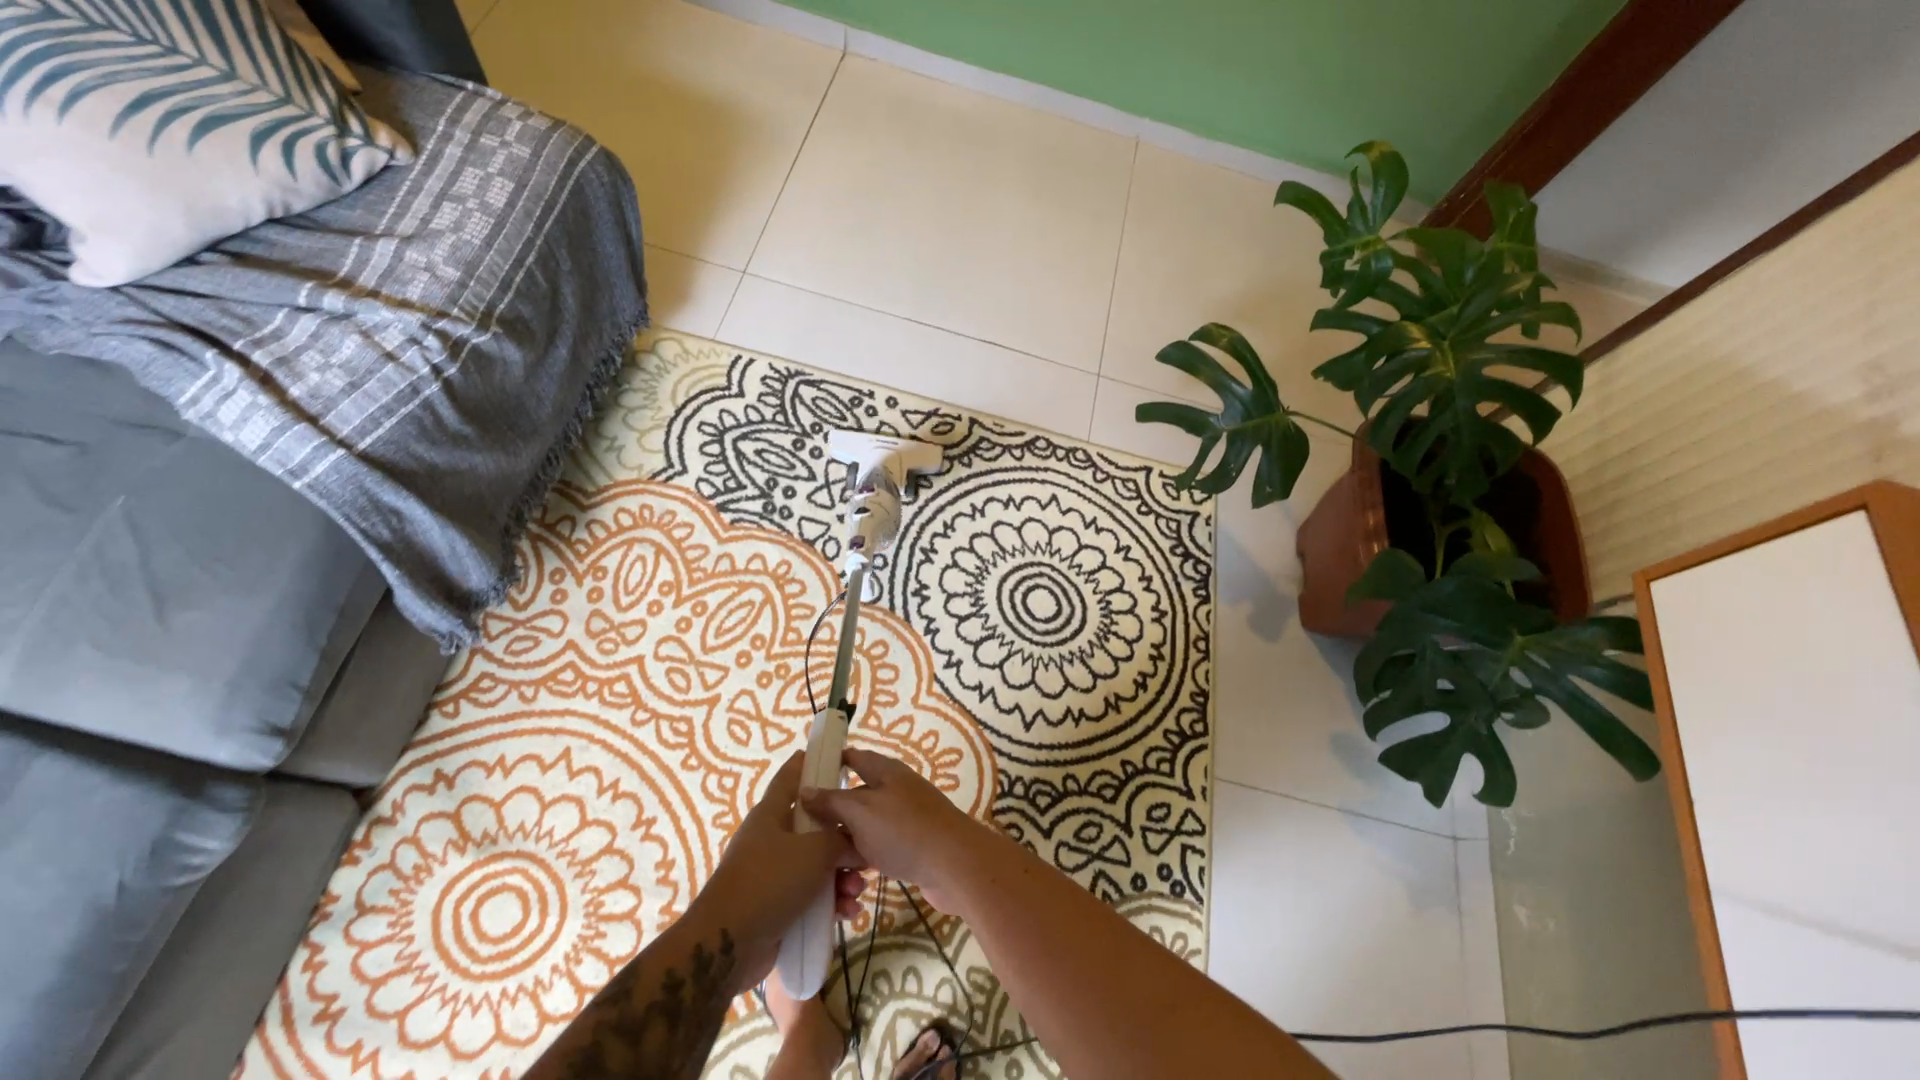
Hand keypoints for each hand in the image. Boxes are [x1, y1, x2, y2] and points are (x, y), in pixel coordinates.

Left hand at [695, 751, 867, 993]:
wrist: (729, 944)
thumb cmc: (769, 882)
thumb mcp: (814, 851)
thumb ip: (840, 840)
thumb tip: (855, 844)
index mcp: (772, 815)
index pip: (791, 777)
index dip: (811, 764)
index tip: (837, 758)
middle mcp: (772, 839)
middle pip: (815, 827)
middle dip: (845, 841)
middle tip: (866, 853)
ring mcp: (774, 874)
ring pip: (818, 865)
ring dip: (843, 876)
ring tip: (856, 890)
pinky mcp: (779, 906)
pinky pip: (813, 896)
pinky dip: (832, 902)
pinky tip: (847, 912)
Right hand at [800, 748, 989, 911]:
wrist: (956, 867)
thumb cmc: (904, 831)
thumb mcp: (860, 811)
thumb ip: (831, 801)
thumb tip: (805, 790)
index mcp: (886, 772)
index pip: (854, 757)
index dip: (831, 762)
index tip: (804, 776)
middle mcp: (897, 791)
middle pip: (857, 796)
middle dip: (832, 813)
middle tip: (803, 831)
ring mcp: (906, 820)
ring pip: (866, 828)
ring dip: (847, 843)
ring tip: (823, 861)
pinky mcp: (913, 847)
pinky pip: (880, 849)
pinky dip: (865, 859)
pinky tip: (851, 876)